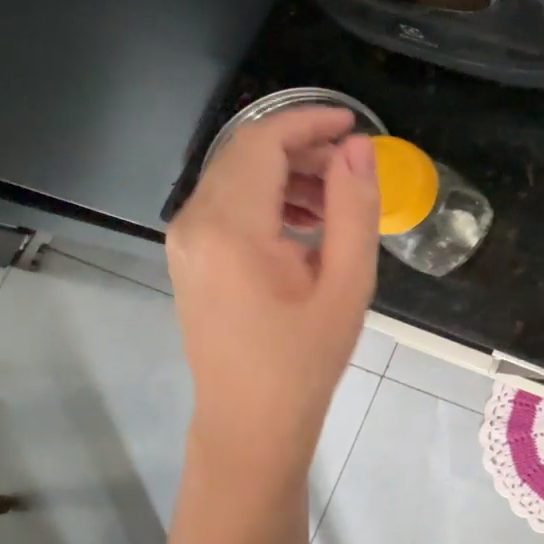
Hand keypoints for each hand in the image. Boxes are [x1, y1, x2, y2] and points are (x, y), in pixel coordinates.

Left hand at [167, 107, 380, 469]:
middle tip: (354, 164)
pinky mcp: (190, 256)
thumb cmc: (305, 359)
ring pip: (234, 176)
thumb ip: (354, 208)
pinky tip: (308, 222)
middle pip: (244, 153)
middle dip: (301, 145)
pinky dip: (268, 196)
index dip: (308, 122)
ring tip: (338, 195)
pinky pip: (227, 203)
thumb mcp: (347, 283)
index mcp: (231, 228)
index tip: (353, 124)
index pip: (262, 144)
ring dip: (286, 171)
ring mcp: (185, 240)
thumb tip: (358, 148)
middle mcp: (194, 223)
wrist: (250, 421)